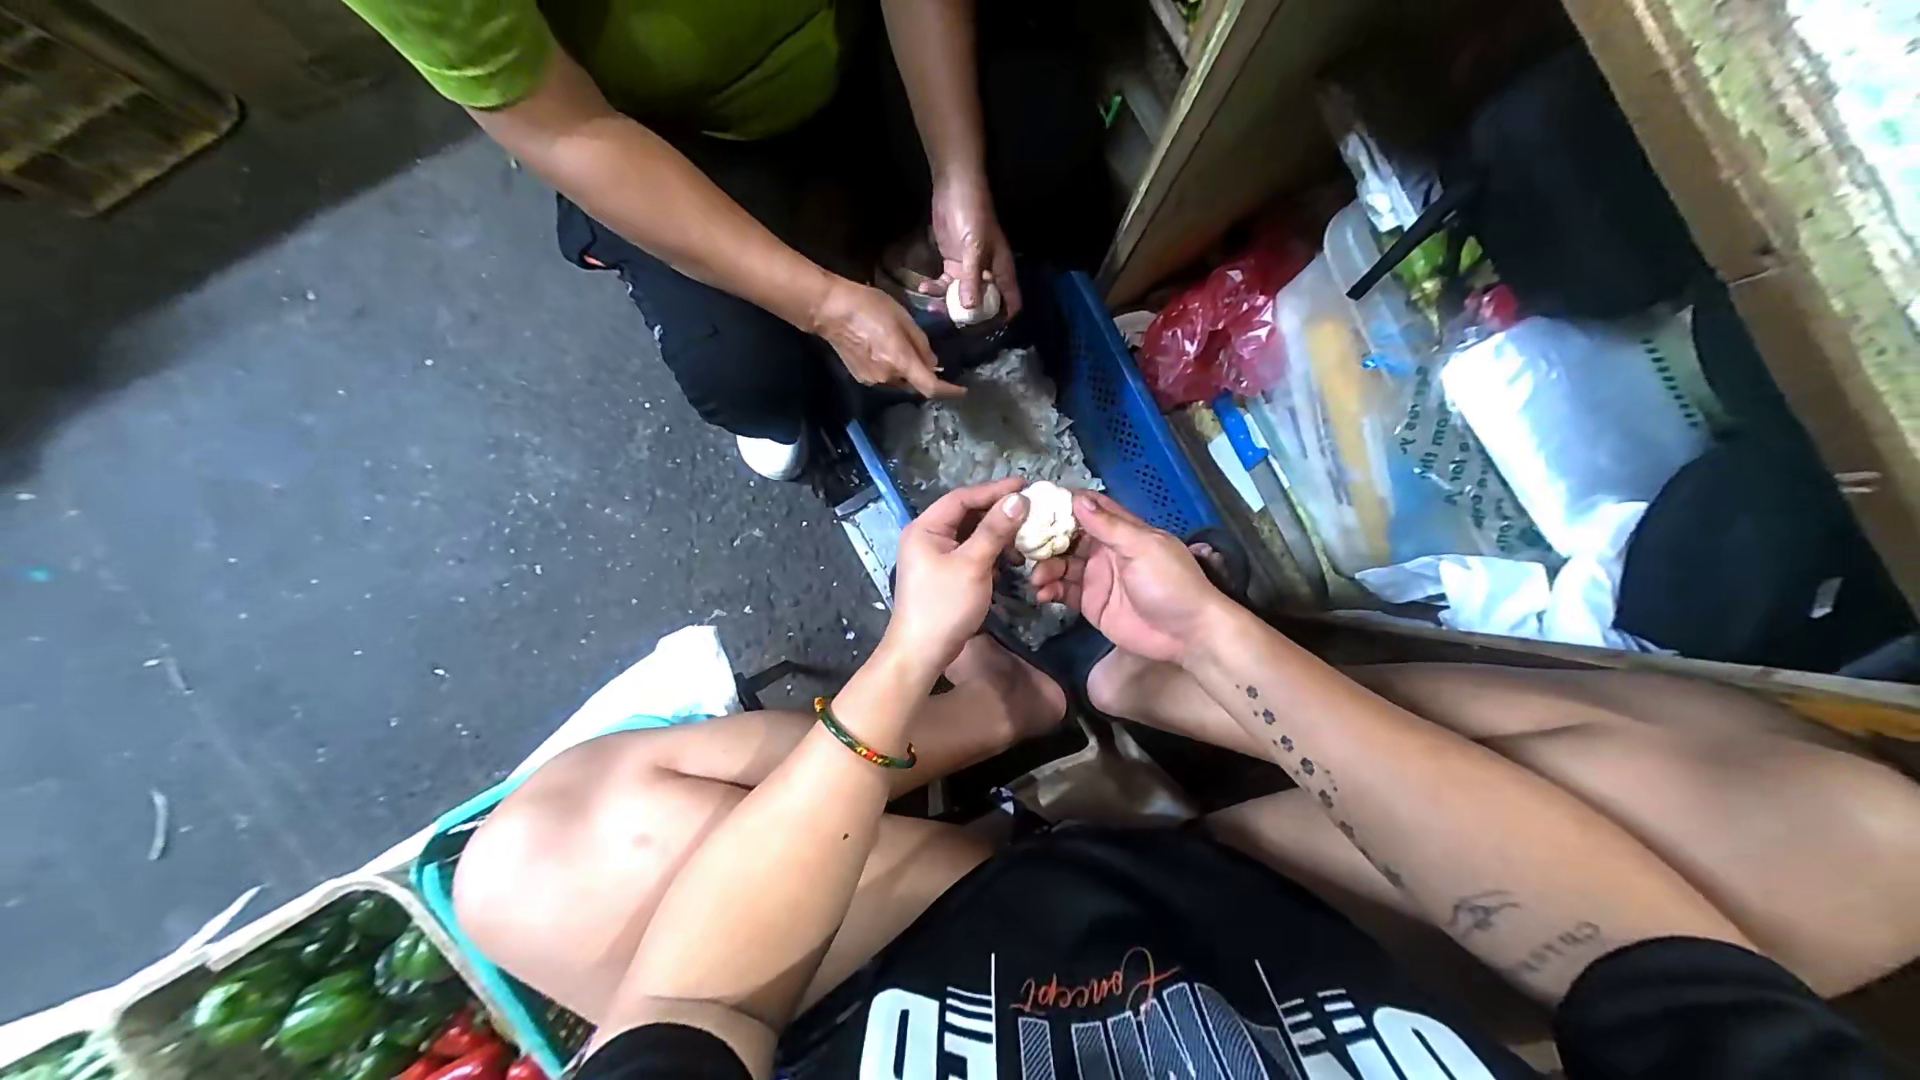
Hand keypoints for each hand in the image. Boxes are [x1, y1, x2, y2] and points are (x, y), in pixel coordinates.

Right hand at [812, 276, 964, 398]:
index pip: (931, 387)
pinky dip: (891, 369)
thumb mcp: (903, 318)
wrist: (829, 310)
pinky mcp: (861, 378)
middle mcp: (888, 378)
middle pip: (915, 384)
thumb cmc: (868, 306)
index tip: (962, 392)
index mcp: (901, 361)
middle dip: (924, 374)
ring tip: (898, 346)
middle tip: (923, 354)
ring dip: (906, 370)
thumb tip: (933, 364)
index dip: (949, 391)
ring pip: (900, 381)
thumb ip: (921, 344)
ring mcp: (872, 381)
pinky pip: (885, 378)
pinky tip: (882, 349)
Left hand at [883, 477, 1029, 678]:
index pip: (962, 498)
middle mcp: (927, 537)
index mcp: (925, 528)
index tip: (1025, 486)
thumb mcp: (973, 564)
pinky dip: (991, 552)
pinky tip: (1011, 559)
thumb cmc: (944, 605)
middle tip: (1030, 509)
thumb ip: (995, 530)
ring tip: (1025, 535)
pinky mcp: (945, 574)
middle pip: (966, 515)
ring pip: (971, 534)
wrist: (922, 652)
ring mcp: (935, 556)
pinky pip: (971, 553)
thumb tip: (1019, 499)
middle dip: (998, 512)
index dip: (994, 490)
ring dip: (997, 534)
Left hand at [924, 175, 1023, 319]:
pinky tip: (924, 288)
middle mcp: (988, 275)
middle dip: (970, 317)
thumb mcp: (973, 248)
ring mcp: (969, 270)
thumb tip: (969, 309)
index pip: (1011, 302)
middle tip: (953, 326)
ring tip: (932, 309)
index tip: (990, 333)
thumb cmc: (972, 215)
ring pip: (962, 297)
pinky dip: (936, 289)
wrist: (955, 187)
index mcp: (1001, 271)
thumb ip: (971, 279)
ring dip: (948, 305)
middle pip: (984, 305)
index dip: (1004, 318)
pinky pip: (946, 284)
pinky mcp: (953, 264)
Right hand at [1032, 492, 1228, 663]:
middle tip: (1022, 543)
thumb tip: (1076, 499)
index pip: (1089, 509)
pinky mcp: (1090, 603)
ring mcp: (1096, 577)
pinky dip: (1049, 590)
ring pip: (1061, 565)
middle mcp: (1104, 551)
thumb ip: (1109, 526)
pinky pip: (1063, 592)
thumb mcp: (1142, 549)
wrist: (1188, 634)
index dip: (1063, 504)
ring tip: (1036, 577)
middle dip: (1045, 539)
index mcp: (1121, 532)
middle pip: (1067, 538)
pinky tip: (1042, 593)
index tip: (1035, 502)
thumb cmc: (1171, 584)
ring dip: (1044, 567)